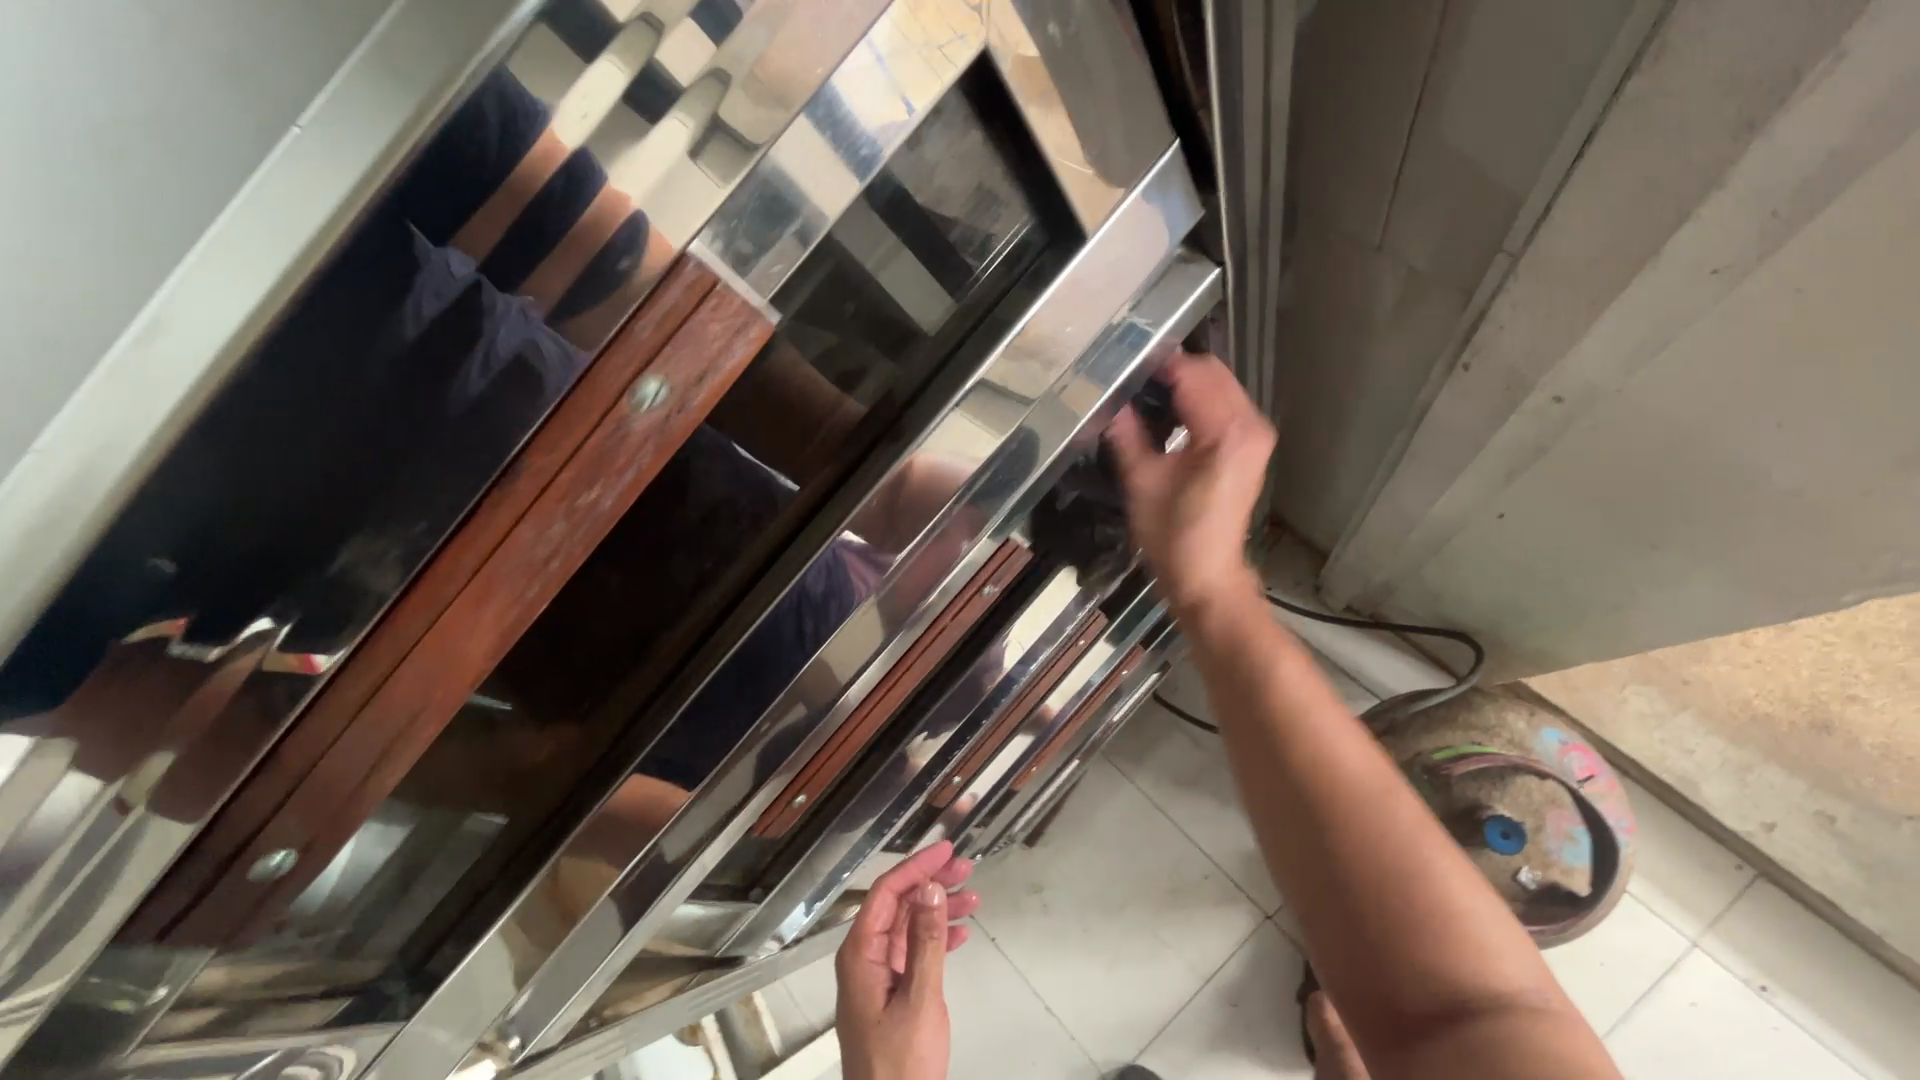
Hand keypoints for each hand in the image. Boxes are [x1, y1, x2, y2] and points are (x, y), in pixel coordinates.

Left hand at [836, 840, 979, 1079]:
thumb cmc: (901, 1061)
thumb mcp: (919, 998)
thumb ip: (925, 940)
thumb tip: (929, 888)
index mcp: (860, 953)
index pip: (886, 893)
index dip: (915, 867)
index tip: (946, 849)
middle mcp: (865, 957)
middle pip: (898, 905)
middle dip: (931, 884)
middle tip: (967, 869)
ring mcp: (877, 976)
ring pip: (908, 926)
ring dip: (939, 910)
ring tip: (974, 897)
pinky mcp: (891, 993)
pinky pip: (913, 951)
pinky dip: (937, 939)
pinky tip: (961, 933)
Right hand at [1105, 349, 1275, 612]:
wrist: (1206, 574)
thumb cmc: (1173, 535)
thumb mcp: (1141, 481)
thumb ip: (1126, 433)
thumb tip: (1108, 400)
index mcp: (1225, 432)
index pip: (1192, 374)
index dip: (1157, 364)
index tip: (1124, 364)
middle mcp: (1249, 425)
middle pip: (1211, 371)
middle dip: (1172, 370)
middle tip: (1131, 377)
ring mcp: (1255, 435)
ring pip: (1219, 384)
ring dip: (1184, 383)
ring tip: (1144, 392)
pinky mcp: (1251, 445)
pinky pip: (1224, 403)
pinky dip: (1197, 399)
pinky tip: (1167, 412)